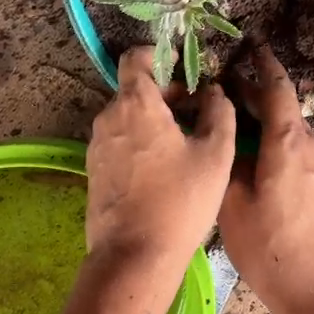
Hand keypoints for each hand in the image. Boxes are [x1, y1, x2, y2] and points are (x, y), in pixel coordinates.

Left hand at [86, 47, 235, 268]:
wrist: (134, 257)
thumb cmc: (179, 202)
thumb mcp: (215, 155)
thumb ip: (220, 113)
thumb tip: (215, 92)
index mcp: (136, 104)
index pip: (135, 57)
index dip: (158, 55)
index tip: (183, 68)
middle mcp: (109, 117)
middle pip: (135, 89)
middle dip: (167, 93)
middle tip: (198, 111)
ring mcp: (97, 145)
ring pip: (128, 116)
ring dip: (154, 118)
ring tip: (185, 141)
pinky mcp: (94, 170)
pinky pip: (120, 140)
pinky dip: (140, 140)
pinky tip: (164, 166)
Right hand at [218, 45, 313, 313]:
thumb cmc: (270, 249)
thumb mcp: (233, 204)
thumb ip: (231, 161)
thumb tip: (229, 135)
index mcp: (289, 142)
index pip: (278, 88)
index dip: (264, 64)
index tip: (253, 46)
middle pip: (285, 110)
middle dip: (257, 99)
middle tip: (227, 96)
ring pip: (295, 134)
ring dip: (270, 127)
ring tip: (240, 135)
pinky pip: (305, 154)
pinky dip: (284, 147)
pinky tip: (264, 166)